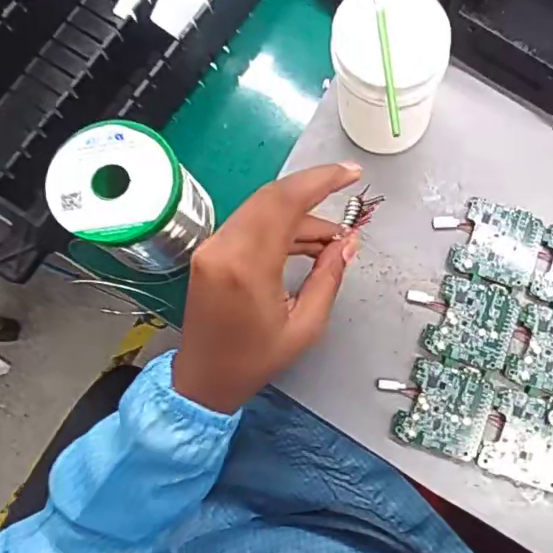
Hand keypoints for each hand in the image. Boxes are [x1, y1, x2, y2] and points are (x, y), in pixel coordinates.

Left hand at [172, 162, 364, 412]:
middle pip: (272, 198)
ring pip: (260, 210)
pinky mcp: (209, 253)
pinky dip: (278, 227)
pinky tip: (305, 244)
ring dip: (298, 215)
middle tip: (346, 200)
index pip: (284, 202)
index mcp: (247, 266)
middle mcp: (223, 248)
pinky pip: (249, 225)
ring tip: (332, 240)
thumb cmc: (253, 361)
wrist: (202, 379)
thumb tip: (348, 243)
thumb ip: (329, 278)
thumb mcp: (304, 326)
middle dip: (313, 193)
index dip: (320, 180)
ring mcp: (211, 248)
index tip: (349, 173)